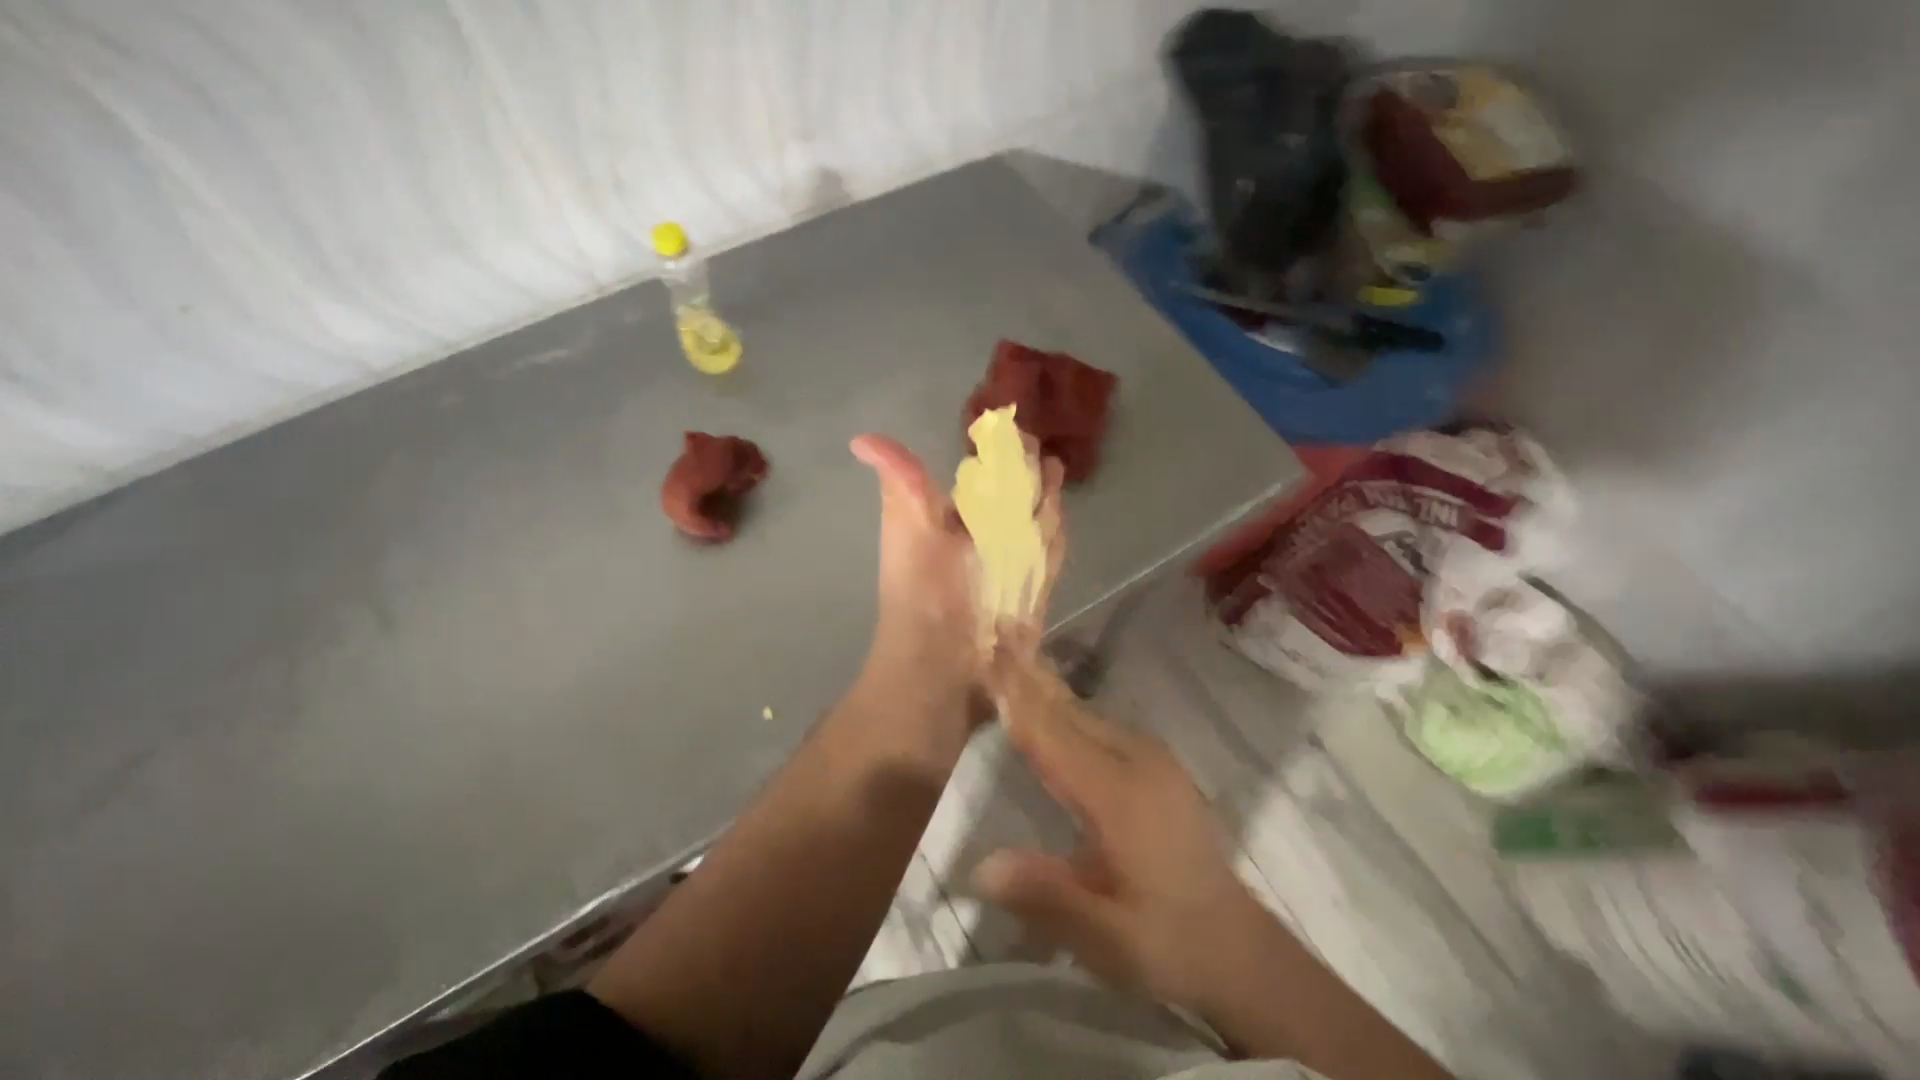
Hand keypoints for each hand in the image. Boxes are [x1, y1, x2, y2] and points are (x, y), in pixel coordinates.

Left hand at [849, 435, 1063, 696]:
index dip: (997, 456)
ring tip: (1056, 474)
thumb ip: (901, 480)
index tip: (1014, 434)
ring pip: (1033, 526)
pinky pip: (1047, 559)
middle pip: (1012, 500)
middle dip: (1029, 477)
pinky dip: (1054, 539)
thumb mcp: (908, 527)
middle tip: (1044, 455)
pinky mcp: (1030, 595)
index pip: (979, 480)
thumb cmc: (921, 591)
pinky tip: (1060, 519)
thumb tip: (860, 438)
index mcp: (948, 522)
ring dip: (1046, 503)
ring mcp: (1007, 568)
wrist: (940, 664)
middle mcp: (978, 542)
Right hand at [972, 644, 1268, 1010]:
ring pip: (1089, 715)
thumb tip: (981, 866)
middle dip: (1031, 673)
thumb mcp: (1106, 936)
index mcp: (1120, 797)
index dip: (1018, 695)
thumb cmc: (1167, 943)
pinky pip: (1104, 727)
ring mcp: (1155, 764)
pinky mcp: (1161, 772)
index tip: (989, 652)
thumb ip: (1046, 896)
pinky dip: (1070, 709)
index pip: (1054, 736)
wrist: (1239, 949)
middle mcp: (1138, 765)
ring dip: (1050, 686)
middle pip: (1071, 711)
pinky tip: (1055, 705)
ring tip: (1016, 653)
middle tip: (998, 627)